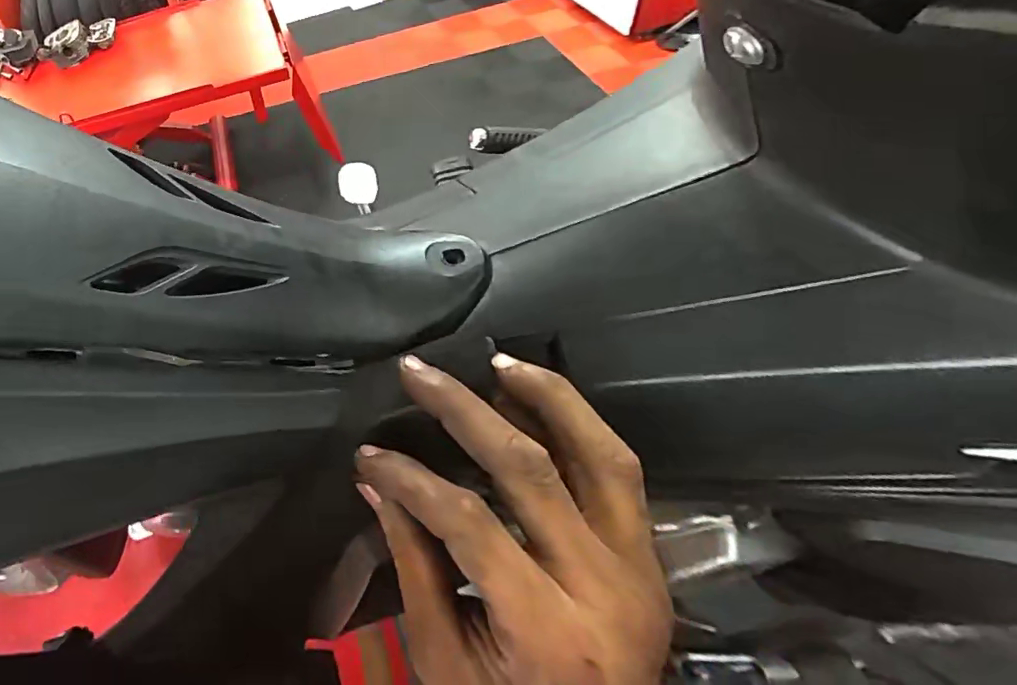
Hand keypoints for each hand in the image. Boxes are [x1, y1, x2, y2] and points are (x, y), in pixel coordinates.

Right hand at [354, 354, 670, 684]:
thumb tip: (375, 482)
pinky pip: (618, 473)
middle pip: (527, 469)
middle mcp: (606, 591)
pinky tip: (536, 396)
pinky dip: (578, 424)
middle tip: (415, 373)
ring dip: (544, 397)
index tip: (369, 457)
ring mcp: (639, 570)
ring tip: (494, 361)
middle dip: (461, 409)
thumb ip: (413, 563)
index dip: (410, 479)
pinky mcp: (648, 558)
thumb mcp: (444, 659)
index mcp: (549, 631)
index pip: (467, 522)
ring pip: (600, 455)